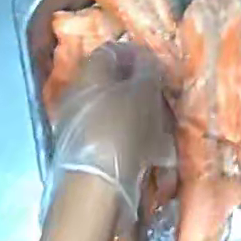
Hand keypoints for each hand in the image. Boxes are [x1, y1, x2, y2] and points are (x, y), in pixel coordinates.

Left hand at [49, 42, 173, 219]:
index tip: (158, 66)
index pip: (112, 50)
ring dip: (138, 115)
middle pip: (112, 81)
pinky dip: (131, 139)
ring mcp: (77, 125)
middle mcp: (77, 95)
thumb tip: (147, 59)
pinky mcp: (83, 152)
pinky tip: (150, 153)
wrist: (95, 190)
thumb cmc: (121, 130)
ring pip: (114, 110)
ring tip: (162, 128)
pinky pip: (111, 136)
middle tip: (163, 96)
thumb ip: (148, 70)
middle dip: (140, 87)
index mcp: (88, 73)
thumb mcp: (144, 92)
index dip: (137, 53)